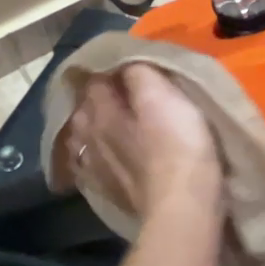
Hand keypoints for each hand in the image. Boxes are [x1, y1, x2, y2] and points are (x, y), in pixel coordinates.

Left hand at [67, 65, 220, 213]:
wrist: (182, 206)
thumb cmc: (177, 144)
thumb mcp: (164, 96)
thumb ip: (141, 72)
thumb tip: (126, 58)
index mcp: (102, 112)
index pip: (92, 80)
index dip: (105, 67)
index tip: (122, 59)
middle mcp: (89, 138)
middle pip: (83, 108)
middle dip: (94, 96)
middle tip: (117, 85)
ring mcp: (95, 168)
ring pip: (82, 137)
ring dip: (90, 124)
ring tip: (108, 118)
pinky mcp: (107, 191)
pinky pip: (89, 165)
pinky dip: (93, 153)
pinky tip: (103, 155)